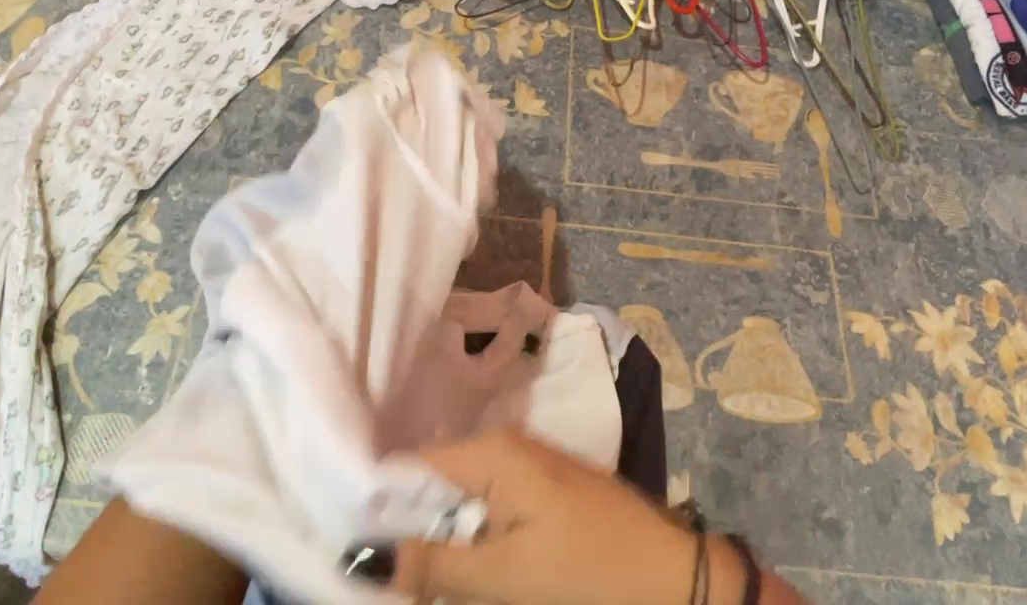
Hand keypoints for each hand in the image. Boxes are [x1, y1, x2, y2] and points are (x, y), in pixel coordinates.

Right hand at [384, 430, 776, 604]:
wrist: (676, 579)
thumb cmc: (588, 573)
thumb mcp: (505, 577)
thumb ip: (434, 564)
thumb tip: (364, 557)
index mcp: (492, 452)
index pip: (412, 465)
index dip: (378, 504)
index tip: (351, 543)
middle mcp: (506, 447)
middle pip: (434, 483)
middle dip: (409, 528)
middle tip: (386, 576)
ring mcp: (528, 468)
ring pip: (461, 501)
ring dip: (440, 539)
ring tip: (418, 577)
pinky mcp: (545, 493)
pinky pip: (489, 510)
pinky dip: (471, 539)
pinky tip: (463, 571)